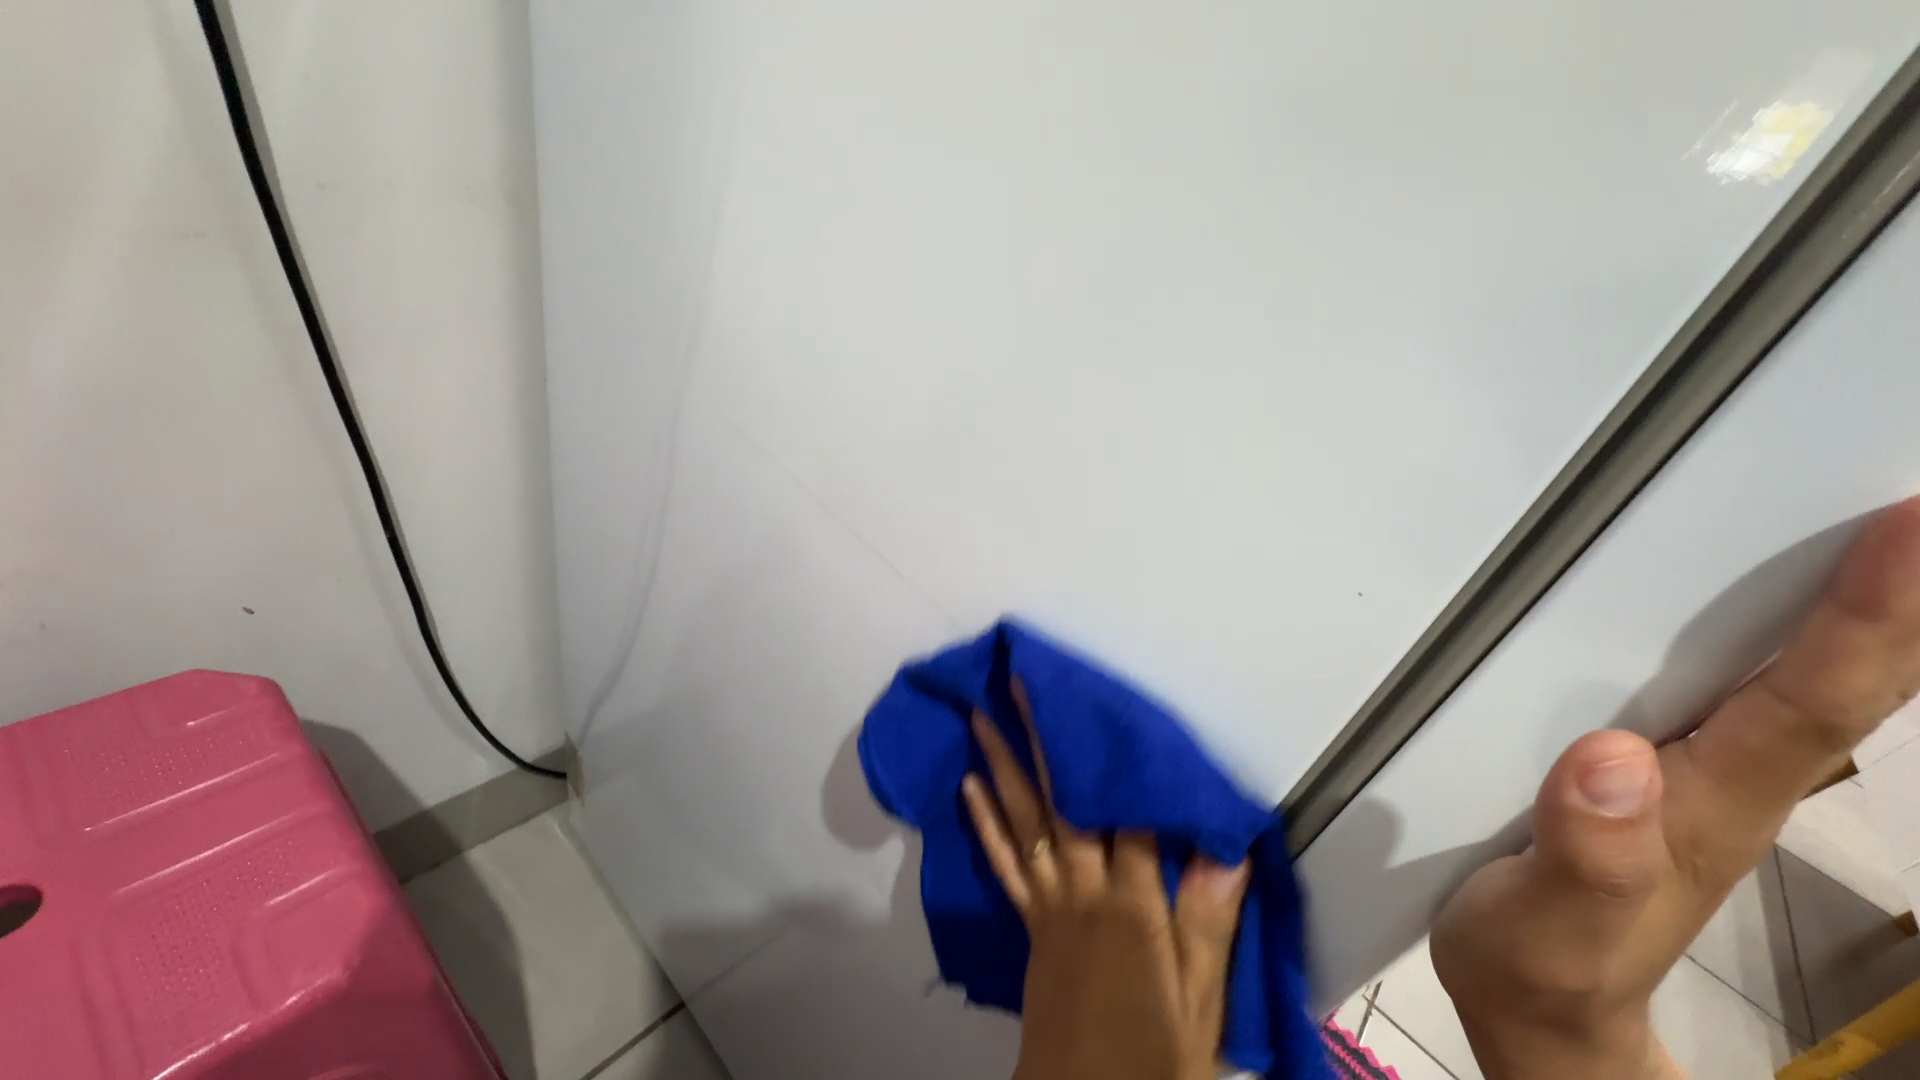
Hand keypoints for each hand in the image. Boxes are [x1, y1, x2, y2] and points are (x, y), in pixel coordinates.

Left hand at [961, 680, 1250, 1079]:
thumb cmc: (1155, 1056)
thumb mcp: (1202, 998)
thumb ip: (1210, 921)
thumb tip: (1227, 845)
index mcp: (1133, 904)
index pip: (1129, 816)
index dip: (1116, 760)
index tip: (1100, 702)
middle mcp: (1083, 890)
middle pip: (1061, 801)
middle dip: (1040, 739)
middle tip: (1016, 681)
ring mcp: (1048, 903)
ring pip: (1023, 821)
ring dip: (1001, 765)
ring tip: (979, 714)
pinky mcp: (1029, 922)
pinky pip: (1002, 863)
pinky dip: (985, 822)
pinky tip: (968, 785)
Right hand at [1433, 497, 1919, 1079]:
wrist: (1545, 1007)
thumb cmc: (1539, 966)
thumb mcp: (1544, 930)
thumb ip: (1586, 856)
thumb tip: (1612, 757)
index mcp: (1700, 808)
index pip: (1805, 705)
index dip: (1865, 620)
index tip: (1909, 526)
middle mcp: (1724, 784)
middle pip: (1839, 685)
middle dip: (1902, 601)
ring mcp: (1702, 785)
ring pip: (1810, 691)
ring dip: (1866, 618)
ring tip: (1890, 545)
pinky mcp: (1668, 784)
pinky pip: (1753, 703)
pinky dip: (1794, 649)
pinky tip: (1781, 619)